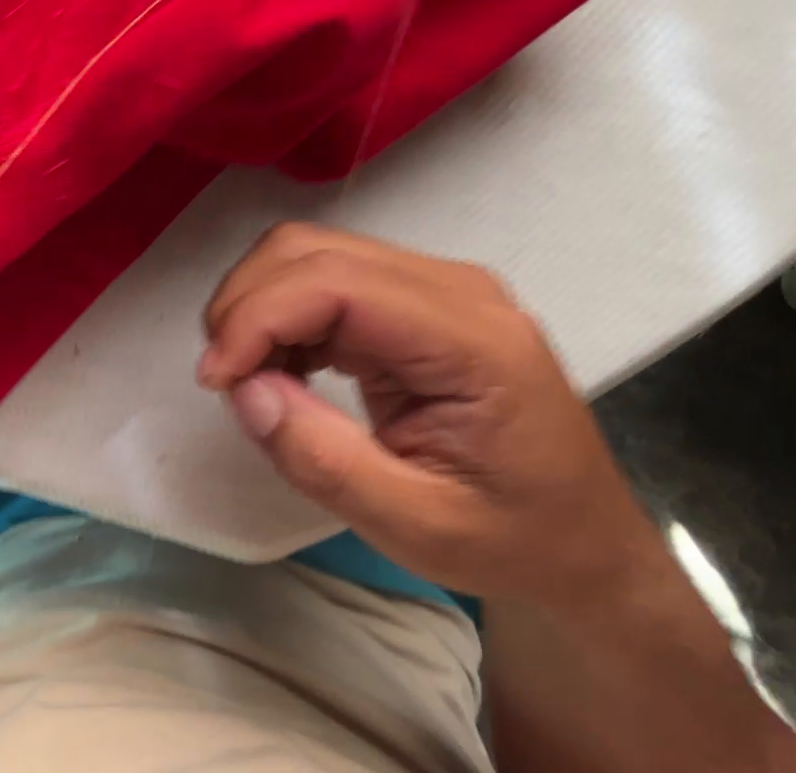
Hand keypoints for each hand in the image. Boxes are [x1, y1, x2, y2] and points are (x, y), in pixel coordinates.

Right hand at [198, 223, 667, 609]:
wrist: (579, 545)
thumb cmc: (513, 542)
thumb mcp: (417, 528)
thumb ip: (325, 461)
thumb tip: (244, 390)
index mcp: (474, 341)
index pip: (335, 283)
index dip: (258, 318)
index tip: (216, 381)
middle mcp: (453, 291)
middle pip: (310, 251)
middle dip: (244, 306)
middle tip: (224, 380)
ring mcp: (431, 289)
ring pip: (305, 255)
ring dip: (255, 310)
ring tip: (248, 378)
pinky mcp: (407, 302)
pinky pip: (316, 280)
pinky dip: (275, 318)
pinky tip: (277, 370)